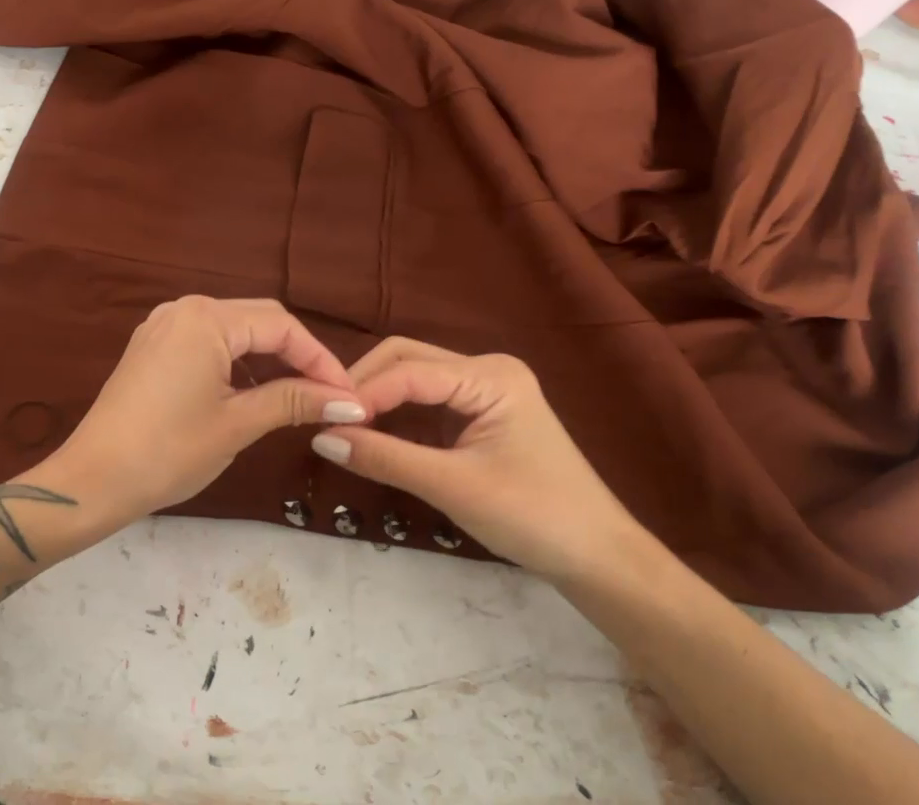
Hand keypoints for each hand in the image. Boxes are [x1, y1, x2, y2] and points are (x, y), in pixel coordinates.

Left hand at [51, 296, 366, 517]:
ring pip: (233, 331)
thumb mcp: (237, 424)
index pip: (282, 326)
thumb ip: (294, 401)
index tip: (350, 398)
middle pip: (258, 320)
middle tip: (331, 398)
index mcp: (205, 318)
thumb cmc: (169, 451)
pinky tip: (254, 393)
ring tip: (300, 398)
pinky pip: (206, 343)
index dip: (322, 360)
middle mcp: (182, 310)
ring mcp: (161, 328)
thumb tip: (350, 401)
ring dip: (268, 359)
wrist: (94, 479)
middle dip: (298, 356)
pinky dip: (237, 363)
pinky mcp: (150, 349)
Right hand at [309, 338, 646, 582]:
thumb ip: (385, 457)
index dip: (361, 393)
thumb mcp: (452, 486)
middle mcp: (484, 371)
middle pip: (405, 360)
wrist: (598, 559)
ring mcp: (481, 393)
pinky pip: (422, 406)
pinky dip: (393, 419)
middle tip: (324, 421)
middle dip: (363, 387)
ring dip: (375, 402)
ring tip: (339, 431)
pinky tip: (369, 440)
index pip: (407, 370)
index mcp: (490, 376)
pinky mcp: (476, 417)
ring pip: (410, 381)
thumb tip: (320, 437)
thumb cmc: (534, 517)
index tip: (319, 421)